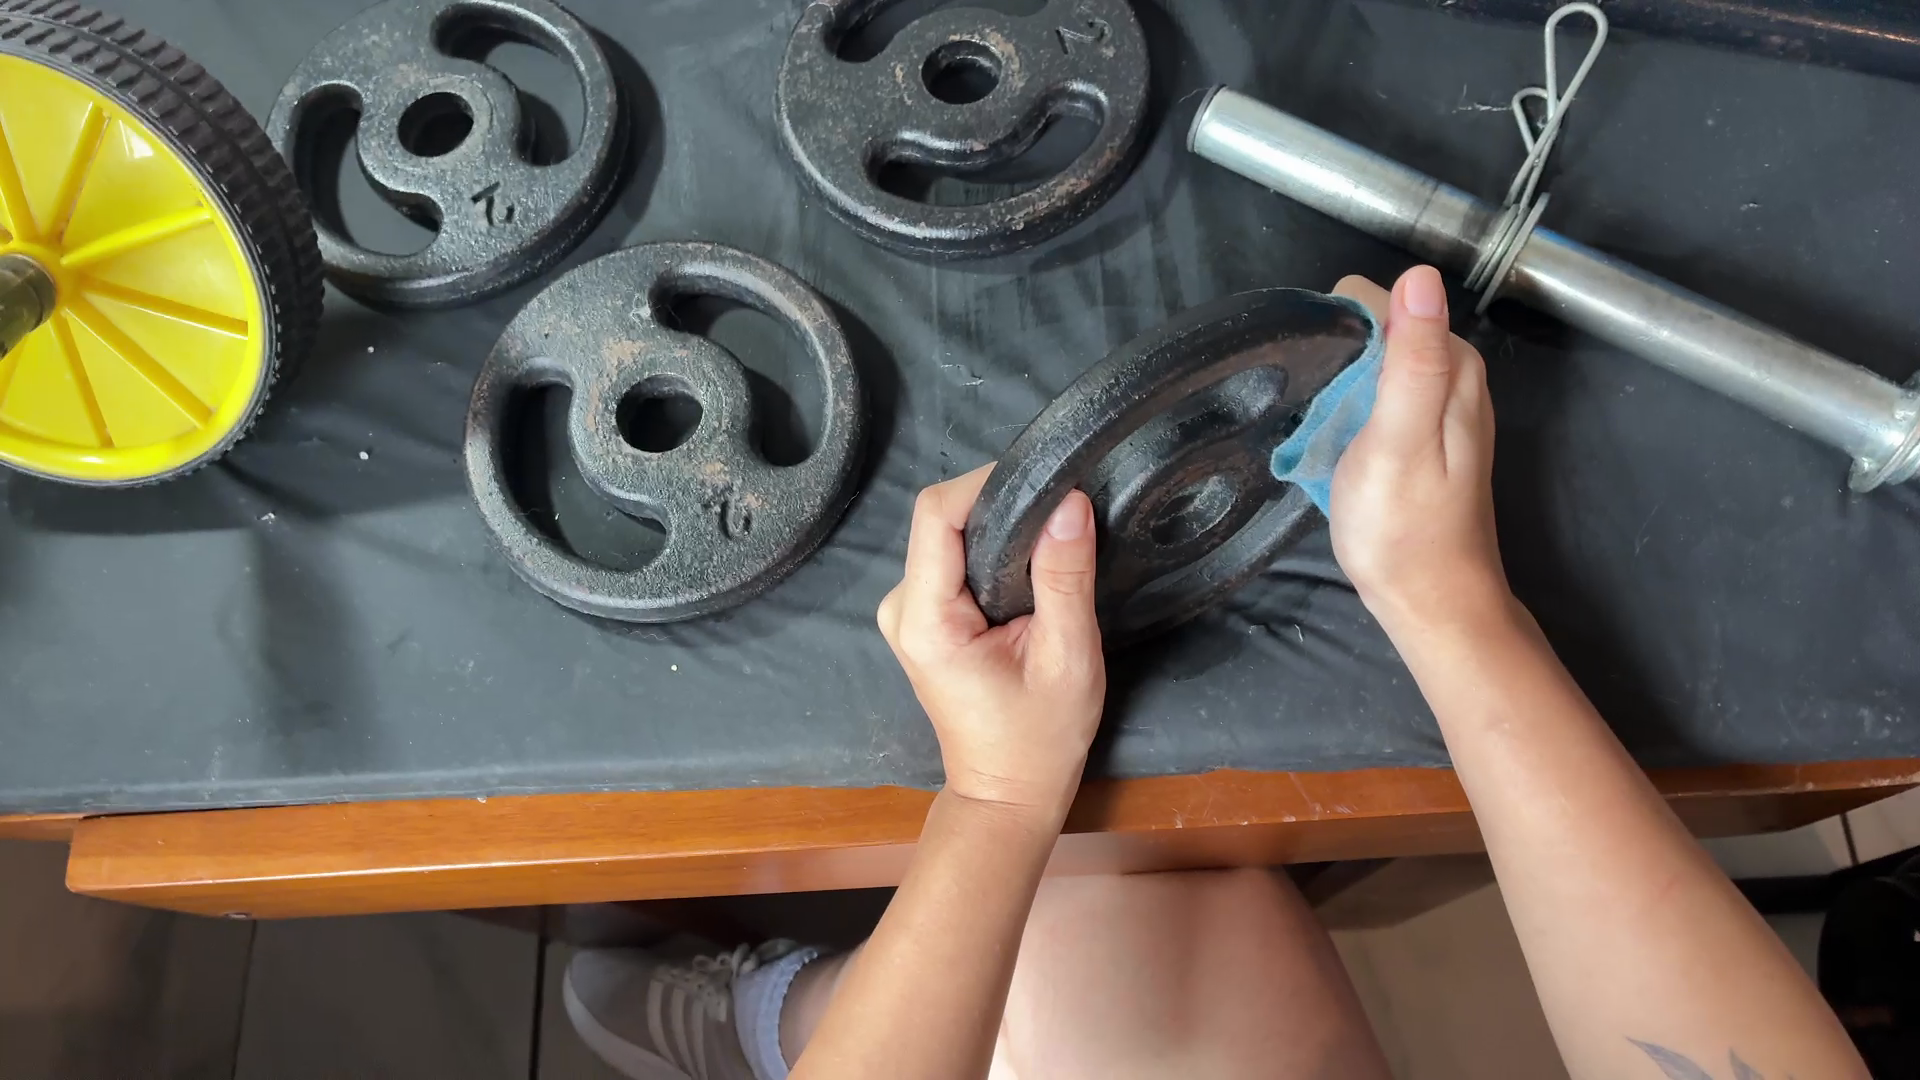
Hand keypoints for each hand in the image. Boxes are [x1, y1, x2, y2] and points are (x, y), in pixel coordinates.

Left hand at [877, 466, 1105, 816]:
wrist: (1006, 793)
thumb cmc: (1040, 737)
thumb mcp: (1067, 657)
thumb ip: (1065, 577)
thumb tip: (1071, 500)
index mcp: (925, 617)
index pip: (936, 514)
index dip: (987, 484)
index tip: (1045, 484)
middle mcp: (901, 605)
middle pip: (941, 520)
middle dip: (1001, 506)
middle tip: (1060, 517)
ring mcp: (906, 611)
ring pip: (948, 535)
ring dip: (999, 529)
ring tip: (1050, 545)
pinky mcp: (922, 616)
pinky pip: (952, 558)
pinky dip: (991, 551)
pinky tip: (1028, 569)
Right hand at [1329, 266, 1508, 633]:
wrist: (1428, 599)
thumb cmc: (1404, 526)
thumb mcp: (1400, 439)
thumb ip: (1411, 361)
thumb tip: (1419, 276)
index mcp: (1451, 368)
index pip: (1386, 302)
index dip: (1337, 324)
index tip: (1310, 371)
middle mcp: (1450, 379)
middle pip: (1378, 331)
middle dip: (1333, 352)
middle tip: (1308, 407)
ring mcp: (1434, 411)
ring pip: (1371, 366)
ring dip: (1334, 382)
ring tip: (1311, 424)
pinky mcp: (1415, 439)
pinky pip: (1370, 399)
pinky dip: (1343, 408)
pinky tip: (1326, 440)